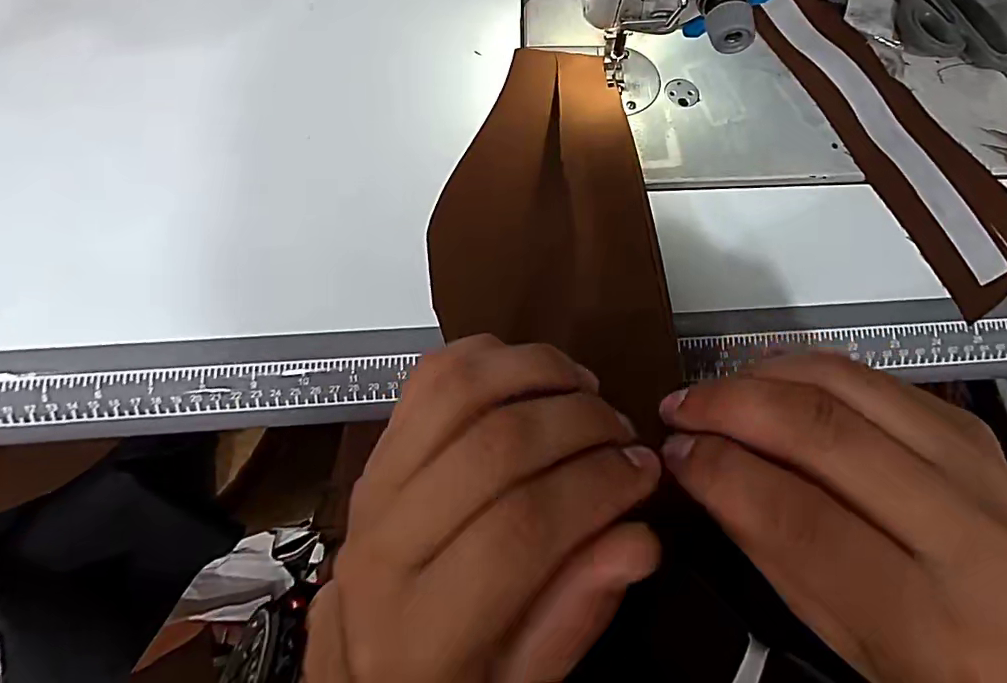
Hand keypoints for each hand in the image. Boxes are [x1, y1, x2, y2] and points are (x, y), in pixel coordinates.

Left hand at [306, 335, 662, 682]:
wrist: (365, 654)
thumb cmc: (450, 671)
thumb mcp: (520, 678)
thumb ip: (576, 611)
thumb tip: (638, 540)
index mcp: (418, 629)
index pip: (520, 531)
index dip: (596, 488)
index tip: (642, 472)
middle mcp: (385, 545)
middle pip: (495, 447)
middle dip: (581, 424)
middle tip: (623, 433)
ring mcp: (376, 482)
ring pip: (461, 389)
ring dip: (539, 372)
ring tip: (585, 390)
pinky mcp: (380, 443)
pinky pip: (435, 373)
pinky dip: (493, 355)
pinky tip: (533, 373)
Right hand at [658, 353, 1006, 682]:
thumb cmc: (913, 657)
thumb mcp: (834, 632)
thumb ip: (766, 543)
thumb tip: (698, 461)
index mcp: (936, 622)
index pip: (805, 521)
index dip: (724, 472)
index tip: (674, 451)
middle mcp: (972, 532)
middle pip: (826, 432)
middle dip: (734, 405)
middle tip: (682, 406)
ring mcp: (977, 466)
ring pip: (844, 383)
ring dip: (761, 375)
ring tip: (715, 389)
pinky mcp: (968, 425)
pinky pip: (866, 374)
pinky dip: (802, 368)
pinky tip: (766, 382)